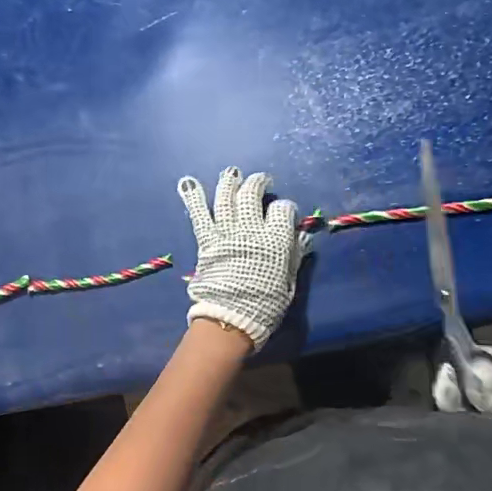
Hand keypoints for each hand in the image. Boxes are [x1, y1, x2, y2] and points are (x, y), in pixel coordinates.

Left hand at [177, 167, 309, 350]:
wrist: (231, 316)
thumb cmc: (265, 304)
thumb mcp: (289, 281)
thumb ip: (294, 256)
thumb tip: (303, 238)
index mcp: (276, 239)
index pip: (283, 210)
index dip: (285, 208)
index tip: (284, 211)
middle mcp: (251, 230)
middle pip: (252, 196)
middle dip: (257, 183)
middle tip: (259, 181)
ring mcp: (226, 233)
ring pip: (226, 198)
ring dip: (229, 182)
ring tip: (232, 173)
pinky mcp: (207, 240)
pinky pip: (199, 214)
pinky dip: (193, 197)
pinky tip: (188, 182)